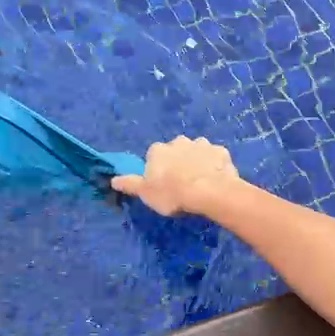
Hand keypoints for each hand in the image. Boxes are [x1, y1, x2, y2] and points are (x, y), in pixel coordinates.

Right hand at [110, 136, 242, 216]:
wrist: (209, 192)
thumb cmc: (172, 193)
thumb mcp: (145, 193)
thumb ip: (129, 184)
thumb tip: (113, 179)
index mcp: (158, 150)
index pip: (154, 156)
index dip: (158, 170)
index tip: (162, 184)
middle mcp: (179, 141)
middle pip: (176, 151)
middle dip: (178, 162)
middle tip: (182, 184)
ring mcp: (202, 144)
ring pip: (197, 152)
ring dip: (197, 162)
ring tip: (200, 182)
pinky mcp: (221, 151)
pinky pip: (215, 158)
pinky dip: (215, 166)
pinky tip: (216, 179)